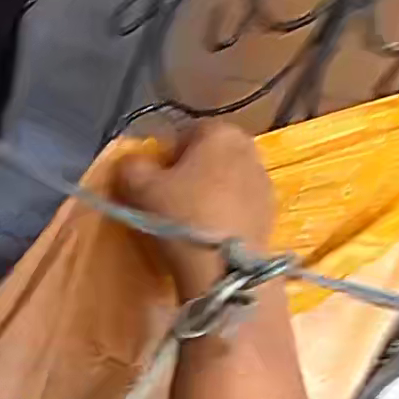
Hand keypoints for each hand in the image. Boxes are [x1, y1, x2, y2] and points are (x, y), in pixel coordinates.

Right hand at [117, 121, 275, 298]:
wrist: (221, 267)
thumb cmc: (181, 219)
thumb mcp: (143, 192)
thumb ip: (131, 168)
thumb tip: (129, 161)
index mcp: (218, 132)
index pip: (184, 135)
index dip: (165, 160)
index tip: (153, 187)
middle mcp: (248, 146)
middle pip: (208, 157)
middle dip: (190, 175)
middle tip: (169, 206)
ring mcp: (262, 179)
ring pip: (225, 181)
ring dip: (208, 195)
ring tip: (189, 225)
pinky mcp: (269, 210)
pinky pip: (238, 205)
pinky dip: (224, 215)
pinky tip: (209, 236)